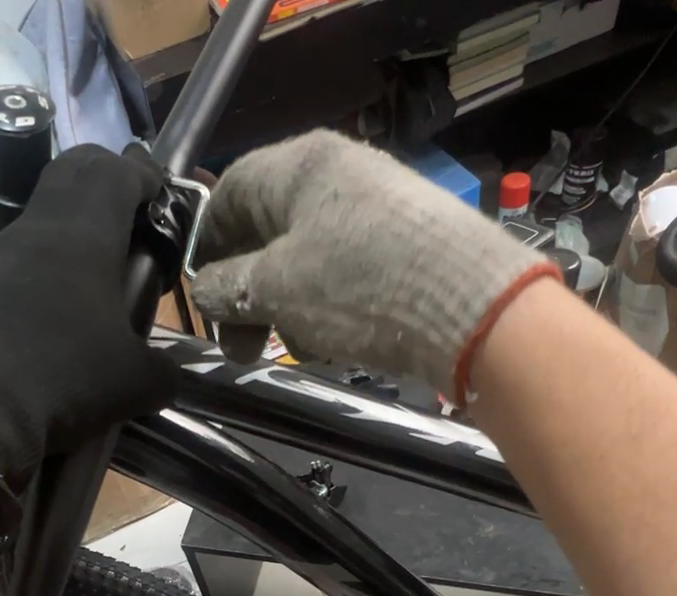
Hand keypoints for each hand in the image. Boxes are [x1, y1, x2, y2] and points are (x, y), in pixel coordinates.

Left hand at [0, 144, 172, 527]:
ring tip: (90, 283)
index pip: (116, 172)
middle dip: (104, 186)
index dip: (143, 176)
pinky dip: (37, 276)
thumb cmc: (63, 379)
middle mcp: (34, 230)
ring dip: (68, 237)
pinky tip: (45, 321)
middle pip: (71, 177)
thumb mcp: (135, 383)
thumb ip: (164, 371)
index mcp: (83, 234)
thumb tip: (168, 373)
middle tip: (128, 220)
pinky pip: (11, 265)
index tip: (159, 195)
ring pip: (38, 224)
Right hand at [191, 130, 559, 400]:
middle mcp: (337, 175)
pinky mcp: (405, 243)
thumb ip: (227, 288)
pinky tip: (331, 340)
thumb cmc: (358, 286)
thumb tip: (206, 291)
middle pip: (267, 231)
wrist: (474, 309)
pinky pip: (344, 271)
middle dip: (246, 293)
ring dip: (284, 306)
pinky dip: (324, 305)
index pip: (228, 195)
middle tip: (240, 347)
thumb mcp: (275, 289)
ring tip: (291, 347)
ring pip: (305, 258)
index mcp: (298, 166)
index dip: (206, 249)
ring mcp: (376, 208)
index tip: (202, 301)